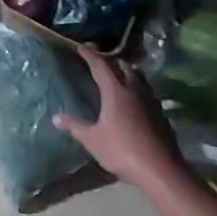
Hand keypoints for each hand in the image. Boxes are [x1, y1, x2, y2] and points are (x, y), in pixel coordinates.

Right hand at [53, 46, 184, 189]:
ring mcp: (150, 99)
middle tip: (97, 61)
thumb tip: (56, 117)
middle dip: (109, 60)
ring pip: (137, 75)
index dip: (89, 55)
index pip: (101, 65)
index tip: (80, 47)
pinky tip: (132, 98)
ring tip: (116, 75)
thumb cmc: (122, 151)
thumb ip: (75, 126)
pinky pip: (146, 89)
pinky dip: (136, 86)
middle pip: (122, 65)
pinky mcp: (160, 111)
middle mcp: (134, 89)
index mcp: (116, 91)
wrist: (160, 168)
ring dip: (125, 70)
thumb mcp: (93, 140)